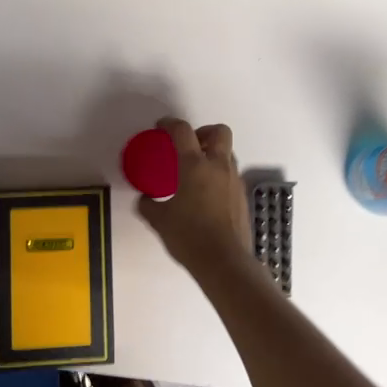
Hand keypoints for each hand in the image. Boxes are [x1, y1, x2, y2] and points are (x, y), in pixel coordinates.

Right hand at [135, 118, 253, 281]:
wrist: (224, 262)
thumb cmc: (189, 236)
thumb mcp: (160, 221)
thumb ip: (148, 205)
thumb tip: (144, 199)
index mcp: (195, 166)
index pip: (183, 130)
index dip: (169, 123)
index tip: (160, 127)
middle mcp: (219, 167)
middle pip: (219, 132)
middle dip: (203, 131)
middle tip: (189, 145)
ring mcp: (234, 181)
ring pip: (228, 154)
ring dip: (213, 155)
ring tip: (196, 172)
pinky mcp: (242, 197)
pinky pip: (231, 176)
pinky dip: (219, 176)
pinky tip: (207, 196)